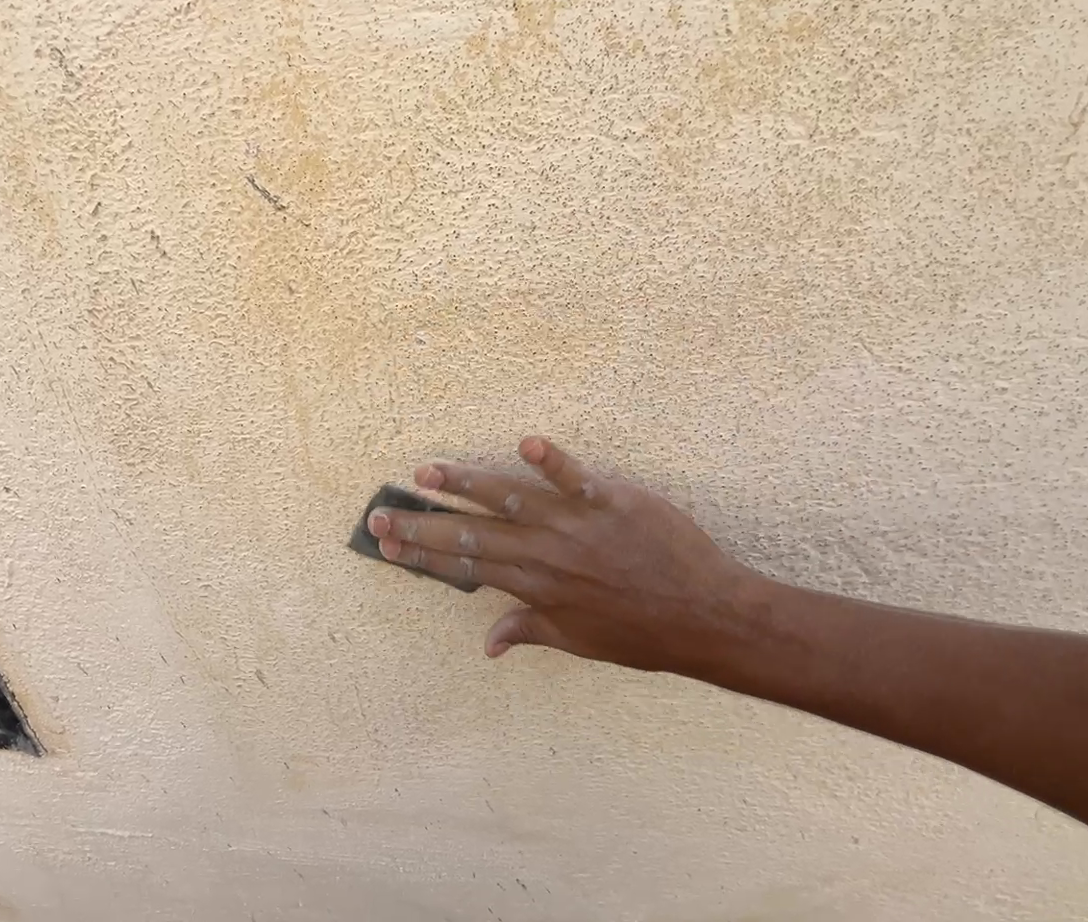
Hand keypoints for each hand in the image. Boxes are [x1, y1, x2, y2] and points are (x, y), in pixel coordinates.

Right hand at [366, 437, 771, 673]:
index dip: (420, 556)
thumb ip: (528, 631)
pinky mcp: (609, 501)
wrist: (708, 618)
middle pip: (468, 533)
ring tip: (427, 472)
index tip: (387, 545)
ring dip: (464, 484)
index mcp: (532, 585)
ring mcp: (574, 525)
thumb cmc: (643, 634)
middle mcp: (542, 553)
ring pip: (507, 499)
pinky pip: (576, 478)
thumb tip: (487, 644)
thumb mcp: (579, 642)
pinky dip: (553, 461)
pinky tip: (526, 442)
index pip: (463, 566)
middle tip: (379, 514)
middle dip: (419, 524)